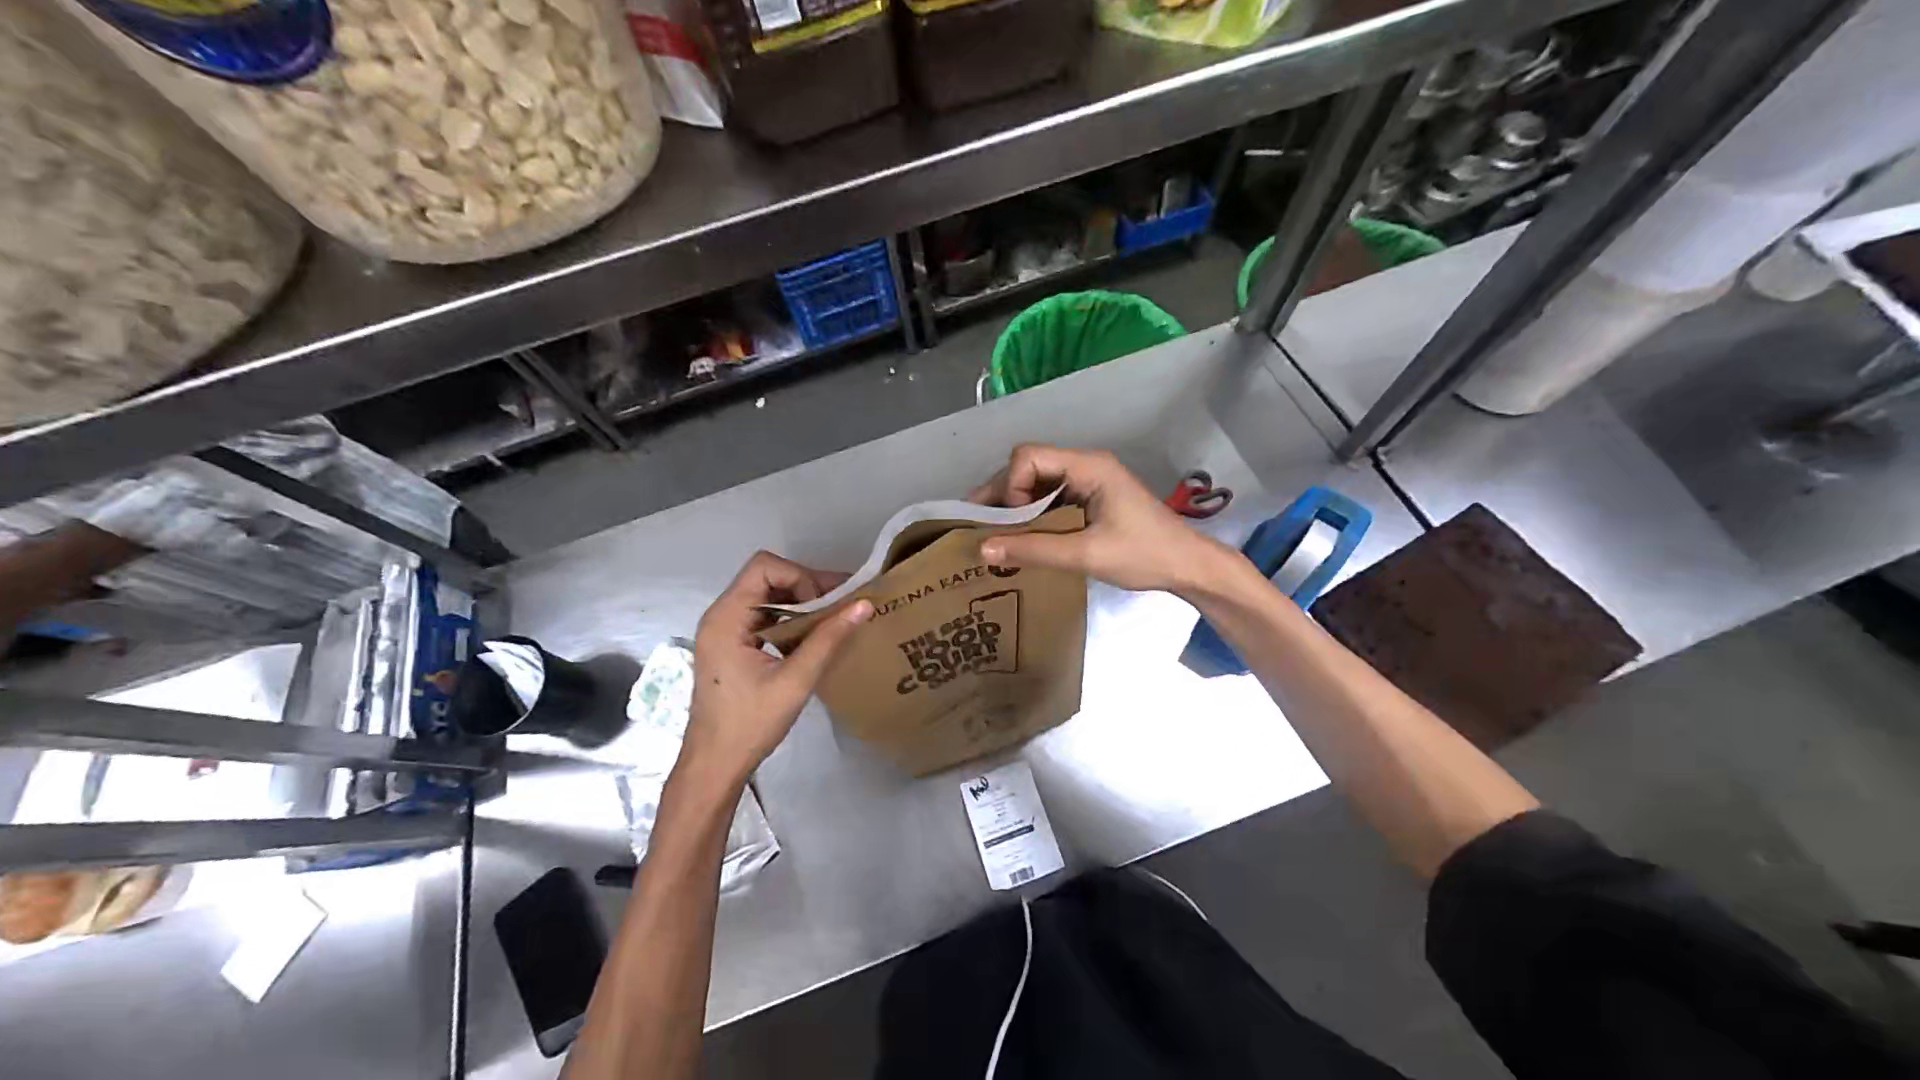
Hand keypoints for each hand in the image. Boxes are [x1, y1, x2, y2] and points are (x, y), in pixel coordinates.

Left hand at [684, 552, 872, 784]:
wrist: (715, 764)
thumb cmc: (750, 724)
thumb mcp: (795, 681)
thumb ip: (828, 639)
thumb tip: (864, 605)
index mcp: (726, 618)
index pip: (764, 567)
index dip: (799, 577)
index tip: (824, 605)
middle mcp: (721, 615)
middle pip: (766, 577)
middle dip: (807, 586)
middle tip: (843, 605)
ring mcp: (725, 630)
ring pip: (767, 595)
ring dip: (801, 603)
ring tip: (836, 618)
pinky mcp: (732, 644)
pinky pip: (764, 616)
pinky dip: (790, 619)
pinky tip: (814, 637)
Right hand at [970, 444, 1234, 595]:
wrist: (1188, 566)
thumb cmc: (1144, 555)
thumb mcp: (1087, 555)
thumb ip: (1035, 550)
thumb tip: (983, 549)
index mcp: (1088, 466)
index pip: (1029, 457)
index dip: (1011, 486)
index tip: (1010, 522)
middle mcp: (1084, 466)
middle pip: (1028, 468)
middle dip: (1003, 497)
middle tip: (980, 529)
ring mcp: (1087, 482)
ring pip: (1036, 484)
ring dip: (1014, 508)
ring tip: (993, 536)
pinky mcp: (1088, 500)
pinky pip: (1049, 499)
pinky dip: (1030, 516)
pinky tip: (1019, 539)